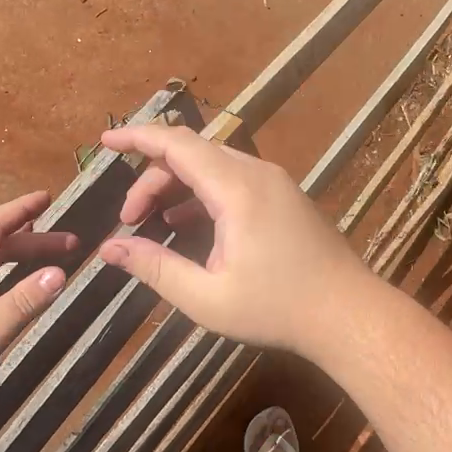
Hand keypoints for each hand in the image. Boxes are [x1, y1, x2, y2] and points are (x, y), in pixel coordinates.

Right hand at [96, 124, 378, 356]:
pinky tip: (189, 224)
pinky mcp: (288, 198)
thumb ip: (155, 267)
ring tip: (151, 221)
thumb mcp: (207, 298)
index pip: (176, 144)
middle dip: (152, 177)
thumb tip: (109, 250)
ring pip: (215, 165)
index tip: (103, 143)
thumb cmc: (278, 308)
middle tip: (129, 218)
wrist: (349, 314)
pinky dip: (205, 193)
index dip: (136, 138)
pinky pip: (237, 180)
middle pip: (193, 153)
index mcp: (236, 189)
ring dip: (179, 185)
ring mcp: (277, 184)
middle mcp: (258, 174)